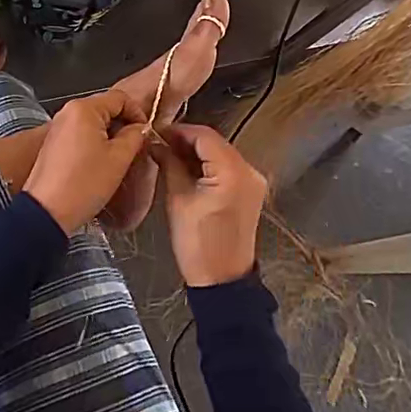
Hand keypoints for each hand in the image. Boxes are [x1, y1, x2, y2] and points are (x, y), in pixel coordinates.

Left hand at [24, 89, 150, 232]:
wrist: (47, 212)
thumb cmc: (84, 183)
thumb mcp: (119, 158)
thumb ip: (135, 136)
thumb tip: (140, 128)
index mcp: (84, 109)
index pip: (120, 98)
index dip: (137, 113)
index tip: (145, 133)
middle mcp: (68, 112)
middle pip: (106, 109)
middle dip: (124, 126)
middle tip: (135, 148)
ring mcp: (58, 128)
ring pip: (94, 124)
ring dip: (110, 138)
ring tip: (120, 160)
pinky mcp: (53, 145)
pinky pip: (81, 136)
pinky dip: (95, 145)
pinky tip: (101, 166)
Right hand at [149, 123, 267, 286]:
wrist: (223, 281)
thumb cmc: (198, 244)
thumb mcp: (178, 200)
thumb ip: (170, 164)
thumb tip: (157, 144)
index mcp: (232, 172)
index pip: (205, 136)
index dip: (180, 131)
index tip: (158, 132)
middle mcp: (249, 171)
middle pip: (215, 143)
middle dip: (187, 141)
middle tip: (160, 144)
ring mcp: (253, 181)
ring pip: (221, 153)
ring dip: (197, 153)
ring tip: (169, 155)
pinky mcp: (251, 191)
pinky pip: (228, 168)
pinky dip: (209, 165)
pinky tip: (188, 169)